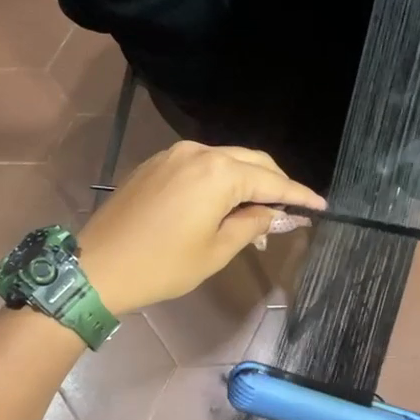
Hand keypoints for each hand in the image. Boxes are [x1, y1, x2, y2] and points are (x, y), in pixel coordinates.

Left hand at [77, 142, 324, 312]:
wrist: (98, 266)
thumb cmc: (162, 265)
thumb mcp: (215, 251)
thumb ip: (252, 225)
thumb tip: (276, 214)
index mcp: (218, 172)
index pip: (271, 181)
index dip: (298, 195)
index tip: (320, 206)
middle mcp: (198, 152)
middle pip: (250, 161)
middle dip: (274, 183)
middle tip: (289, 211)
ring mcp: (173, 155)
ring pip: (224, 160)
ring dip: (245, 182)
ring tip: (256, 215)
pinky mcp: (155, 165)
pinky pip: (199, 166)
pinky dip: (219, 181)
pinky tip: (222, 206)